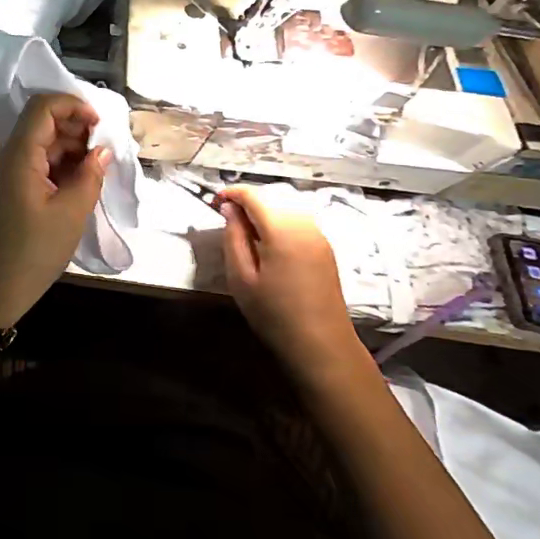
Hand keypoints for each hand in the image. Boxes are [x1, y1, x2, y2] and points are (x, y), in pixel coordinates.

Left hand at [0, 93, 111, 325]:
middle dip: (76, 126)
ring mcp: (8, 171)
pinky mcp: (12, 186)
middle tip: (102, 150)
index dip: (73, 106)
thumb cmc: (34, 251)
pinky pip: (39, 160)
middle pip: (42, 121)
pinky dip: (62, 162)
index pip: (42, 107)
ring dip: (71, 146)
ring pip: (42, 140)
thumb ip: (90, 175)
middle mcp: (9, 156)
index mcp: (19, 157)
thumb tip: (102, 151)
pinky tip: (81, 180)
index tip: (99, 125)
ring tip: (96, 168)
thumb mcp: (71, 213)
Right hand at [218, 185, 362, 373]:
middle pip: (271, 199)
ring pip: (286, 210)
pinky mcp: (325, 247)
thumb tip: (228, 209)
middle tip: (226, 221)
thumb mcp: (241, 278)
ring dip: (264, 214)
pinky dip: (280, 224)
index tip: (214, 201)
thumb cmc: (274, 314)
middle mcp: (304, 224)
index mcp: (281, 229)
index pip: (253, 196)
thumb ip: (233, 237)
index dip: (231, 193)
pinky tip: (270, 246)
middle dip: (247, 204)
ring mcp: (318, 235)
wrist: (321, 344)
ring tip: (246, 236)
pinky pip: (298, 223)